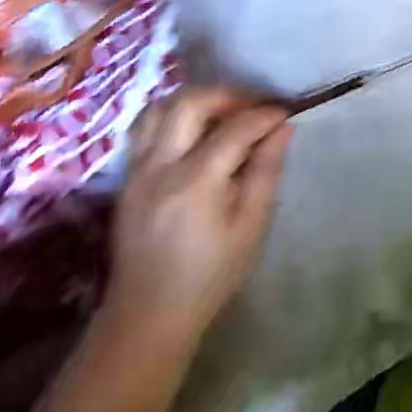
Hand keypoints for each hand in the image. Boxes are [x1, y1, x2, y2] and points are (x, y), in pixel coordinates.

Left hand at [103, 86, 292, 350]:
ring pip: (160, 107)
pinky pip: (145, 127)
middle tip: (253, 105)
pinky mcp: (127, 177)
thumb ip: (266, 171)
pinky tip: (194, 130)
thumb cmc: (209, 276)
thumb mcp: (251, 228)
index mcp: (196, 182)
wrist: (148, 316)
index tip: (285, 112)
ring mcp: (137, 169)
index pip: (234, 128)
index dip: (264, 114)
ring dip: (196, 100)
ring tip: (223, 112)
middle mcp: (160, 165)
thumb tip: (282, 128)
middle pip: (189, 102)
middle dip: (227, 94)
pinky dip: (172, 115)